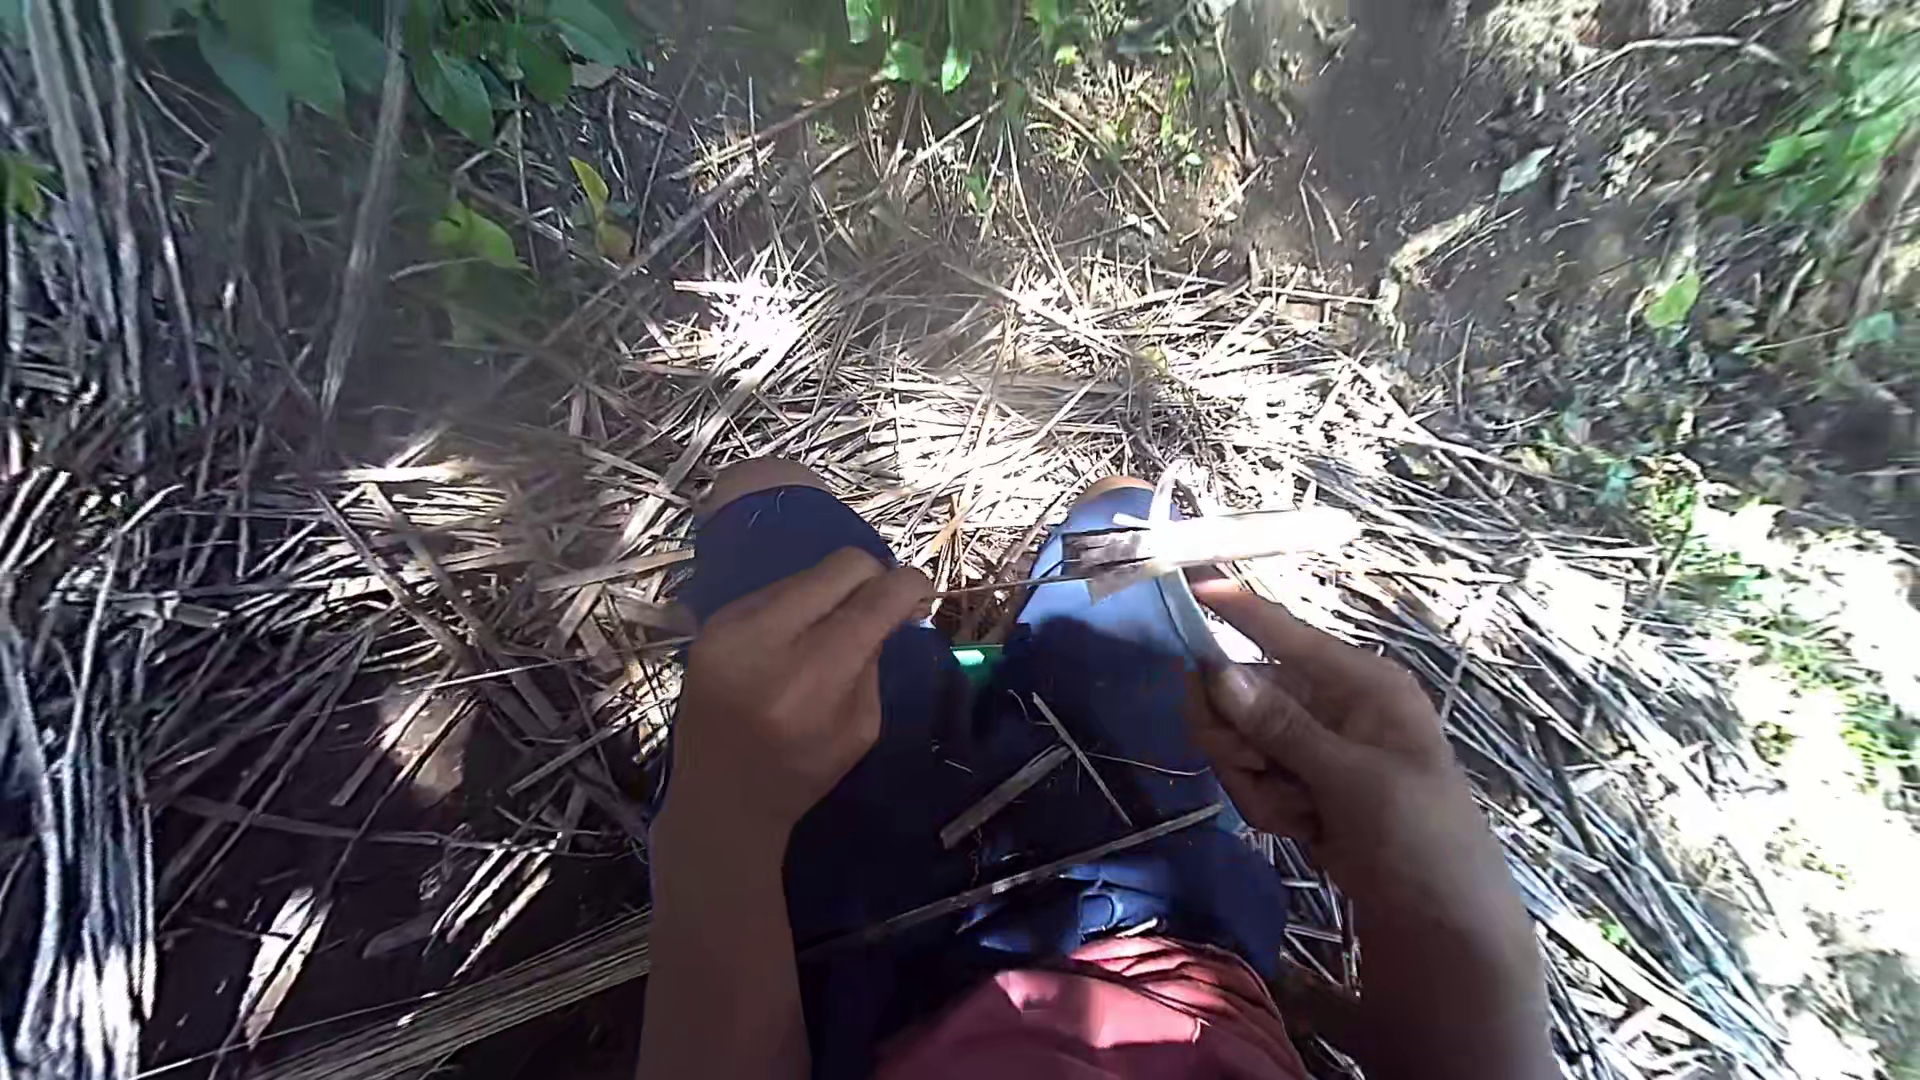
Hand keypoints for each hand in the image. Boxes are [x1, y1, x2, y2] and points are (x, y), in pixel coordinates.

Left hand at [666, 548, 931, 843]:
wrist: (716, 797)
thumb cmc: (800, 774)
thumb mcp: (861, 727)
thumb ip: (875, 659)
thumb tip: (889, 604)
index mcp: (808, 683)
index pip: (872, 604)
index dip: (908, 585)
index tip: (922, 590)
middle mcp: (764, 642)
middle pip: (842, 566)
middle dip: (876, 577)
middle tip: (884, 603)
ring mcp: (731, 625)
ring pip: (811, 572)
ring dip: (838, 590)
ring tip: (840, 623)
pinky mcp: (715, 620)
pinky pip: (780, 588)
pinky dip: (806, 601)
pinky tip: (803, 633)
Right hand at [1185, 576, 1538, 979]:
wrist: (1440, 928)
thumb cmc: (1423, 842)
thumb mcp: (1356, 781)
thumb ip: (1282, 726)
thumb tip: (1217, 672)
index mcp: (1358, 682)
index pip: (1283, 630)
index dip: (1236, 608)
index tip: (1190, 586)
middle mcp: (1322, 697)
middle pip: (1235, 689)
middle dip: (1234, 735)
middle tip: (1252, 768)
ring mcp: (1302, 734)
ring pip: (1230, 733)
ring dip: (1250, 778)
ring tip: (1297, 813)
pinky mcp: (1287, 768)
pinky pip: (1239, 768)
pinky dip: (1259, 800)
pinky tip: (1300, 825)